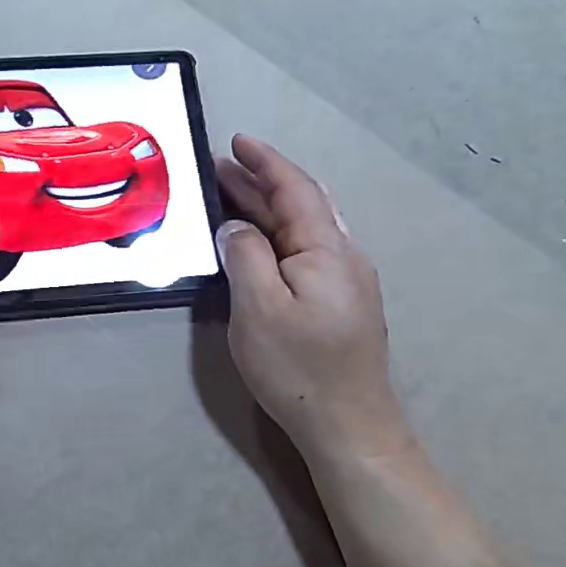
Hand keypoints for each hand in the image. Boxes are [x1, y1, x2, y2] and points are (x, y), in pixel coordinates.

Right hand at [215, 134, 413, 462]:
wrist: (347, 424)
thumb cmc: (299, 366)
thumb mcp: (259, 308)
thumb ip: (244, 257)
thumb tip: (234, 228)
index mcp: (326, 249)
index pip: (294, 189)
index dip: (264, 162)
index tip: (236, 141)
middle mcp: (342, 256)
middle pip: (299, 205)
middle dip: (260, 182)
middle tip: (218, 169)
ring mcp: (343, 281)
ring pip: (302, 229)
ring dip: (266, 208)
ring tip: (229, 196)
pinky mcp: (337, 303)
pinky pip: (303, 252)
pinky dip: (275, 235)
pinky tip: (256, 242)